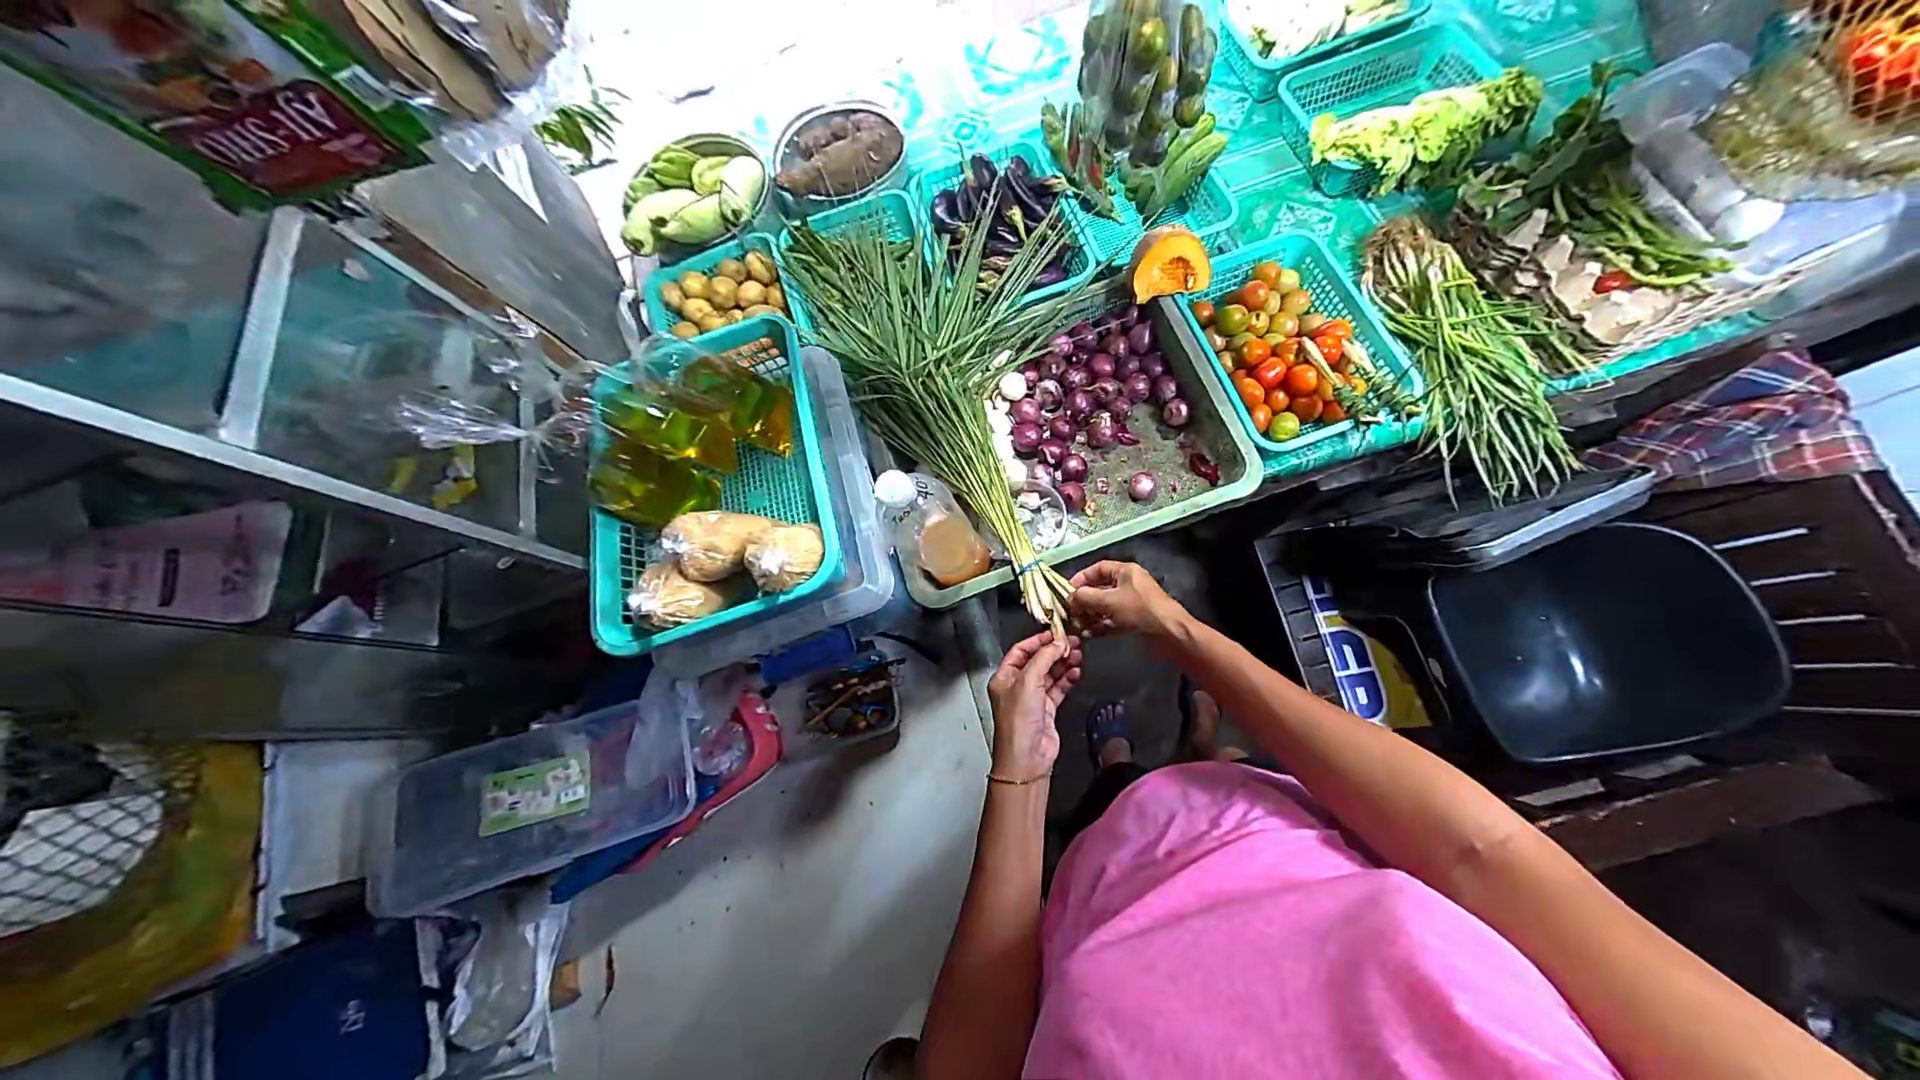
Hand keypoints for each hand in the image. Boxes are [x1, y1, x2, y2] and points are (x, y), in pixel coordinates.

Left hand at [986, 631, 1081, 782]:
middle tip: (1073, 643)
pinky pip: (1058, 689)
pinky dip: (1067, 679)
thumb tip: (1057, 642)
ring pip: (1050, 674)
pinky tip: (1077, 672)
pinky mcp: (1047, 710)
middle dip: (1054, 651)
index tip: (1055, 633)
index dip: (1037, 641)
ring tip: (1079, 655)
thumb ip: (1043, 659)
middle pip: (1037, 661)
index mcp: (1004, 677)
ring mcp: (1032, 698)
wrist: (1027, 757)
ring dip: (1063, 664)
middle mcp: (1017, 686)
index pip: (1020, 651)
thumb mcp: (1028, 682)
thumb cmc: (1019, 721)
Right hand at [1069, 561, 1186, 639]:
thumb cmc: (1139, 610)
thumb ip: (1085, 597)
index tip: (1066, 592)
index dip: (1080, 578)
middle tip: (1070, 613)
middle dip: (1083, 601)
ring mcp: (1131, 603)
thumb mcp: (1108, 601)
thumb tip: (1070, 598)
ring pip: (1104, 607)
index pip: (1097, 569)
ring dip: (1089, 616)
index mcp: (1125, 572)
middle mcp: (1128, 584)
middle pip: (1099, 589)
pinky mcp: (1133, 620)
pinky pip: (1111, 620)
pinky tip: (1088, 635)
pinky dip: (1100, 626)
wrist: (1169, 634)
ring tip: (1077, 626)